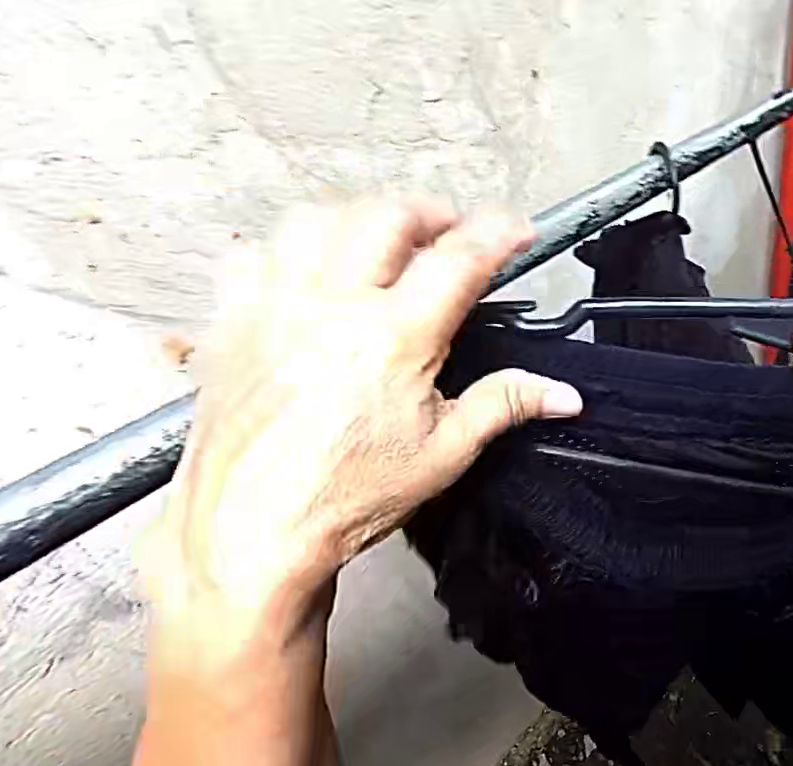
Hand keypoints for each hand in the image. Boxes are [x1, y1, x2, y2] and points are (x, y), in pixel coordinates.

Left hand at [140, 195, 582, 618]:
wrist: (257, 526)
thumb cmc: (347, 495)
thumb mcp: (446, 452)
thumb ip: (505, 405)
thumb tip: (559, 395)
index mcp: (394, 339)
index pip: (458, 259)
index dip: (497, 234)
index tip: (515, 231)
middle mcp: (332, 307)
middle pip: (386, 216)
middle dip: (431, 213)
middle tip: (454, 232)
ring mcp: (275, 307)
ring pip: (317, 217)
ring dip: (361, 215)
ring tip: (386, 238)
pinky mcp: (234, 322)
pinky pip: (254, 251)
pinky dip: (290, 244)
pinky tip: (309, 267)